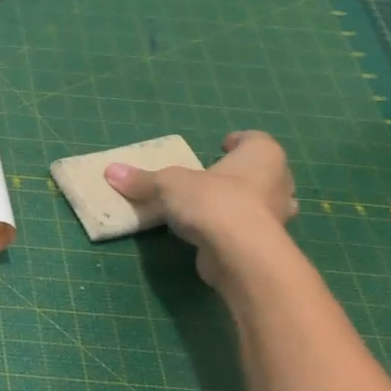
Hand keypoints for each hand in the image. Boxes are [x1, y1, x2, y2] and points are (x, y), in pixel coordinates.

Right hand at [102, 130, 298, 286]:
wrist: (239, 251)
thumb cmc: (213, 202)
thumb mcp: (168, 185)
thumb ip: (143, 179)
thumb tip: (111, 170)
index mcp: (262, 154)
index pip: (253, 139)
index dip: (237, 140)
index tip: (221, 145)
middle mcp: (279, 178)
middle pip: (262, 169)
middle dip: (242, 172)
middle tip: (215, 177)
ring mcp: (279, 212)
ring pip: (264, 200)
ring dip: (246, 201)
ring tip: (218, 206)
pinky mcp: (269, 240)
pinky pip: (253, 226)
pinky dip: (239, 227)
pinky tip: (218, 232)